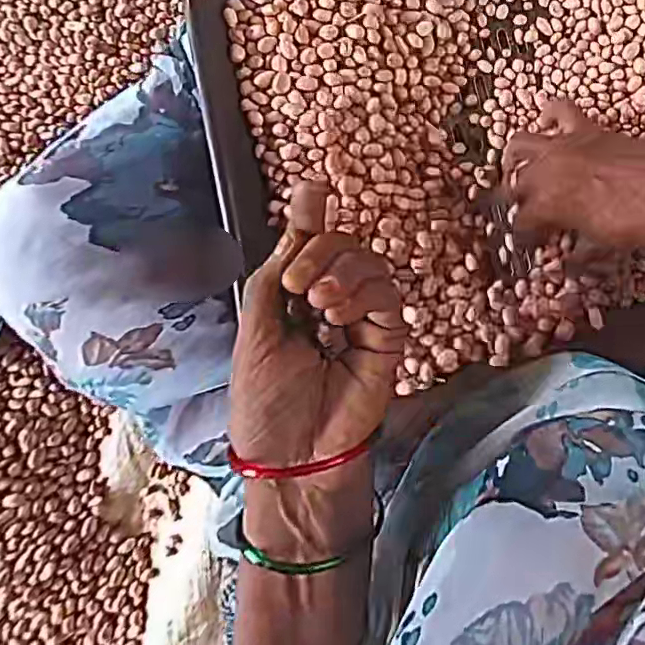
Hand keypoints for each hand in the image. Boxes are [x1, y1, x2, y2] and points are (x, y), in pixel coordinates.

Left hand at [229, 209, 405, 469]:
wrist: (289, 456)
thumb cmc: (265, 398)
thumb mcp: (256, 325)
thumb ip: (278, 268)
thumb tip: (302, 212)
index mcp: (299, 294)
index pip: (312, 242)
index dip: (313, 213)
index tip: (313, 189)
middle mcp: (333, 297)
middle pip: (342, 243)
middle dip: (320, 250)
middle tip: (297, 285)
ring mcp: (363, 315)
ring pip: (367, 262)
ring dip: (340, 271)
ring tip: (317, 305)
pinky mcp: (388, 335)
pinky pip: (386, 293)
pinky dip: (362, 293)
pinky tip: (338, 315)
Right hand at [502, 99, 644, 249]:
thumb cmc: (639, 222)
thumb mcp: (604, 245)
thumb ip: (577, 250)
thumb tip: (567, 259)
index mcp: (549, 202)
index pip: (521, 221)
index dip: (525, 235)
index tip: (533, 242)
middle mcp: (548, 170)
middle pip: (515, 183)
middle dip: (518, 200)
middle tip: (530, 212)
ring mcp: (565, 145)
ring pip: (520, 144)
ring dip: (517, 159)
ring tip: (523, 170)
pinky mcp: (585, 129)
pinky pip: (558, 110)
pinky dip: (549, 115)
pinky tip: (548, 125)